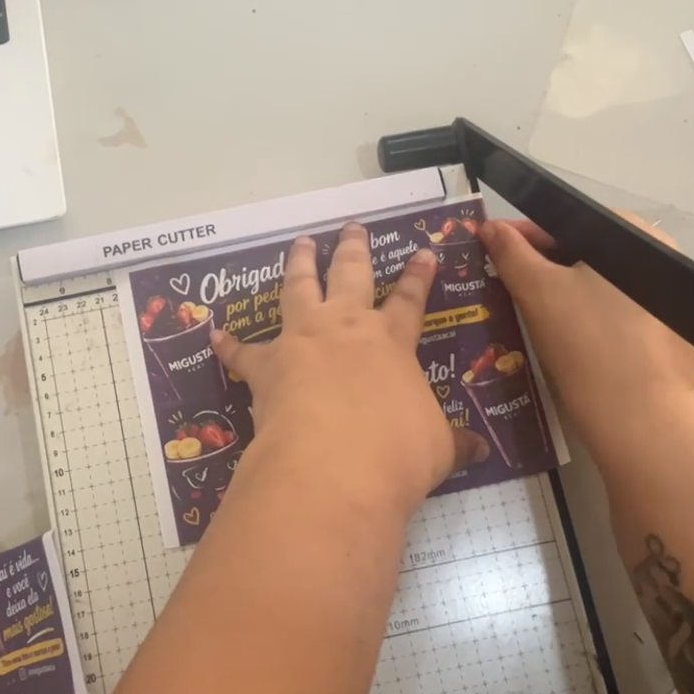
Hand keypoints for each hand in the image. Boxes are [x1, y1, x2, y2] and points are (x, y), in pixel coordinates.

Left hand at [212, 224, 488, 517]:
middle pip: (350, 275)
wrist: (333, 467)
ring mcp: (301, 341)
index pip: (410, 300)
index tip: (423, 252)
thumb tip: (478, 449)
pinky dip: (228, 343)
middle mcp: (345, 328)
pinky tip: (214, 334)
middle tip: (350, 226)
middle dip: (353, 248)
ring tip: (299, 243)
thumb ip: (452, 442)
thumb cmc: (394, 454)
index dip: (418, 276)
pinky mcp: (265, 367)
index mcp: (391, 342)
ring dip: (299, 264)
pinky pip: (242, 351)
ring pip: (298, 289)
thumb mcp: (436, 448)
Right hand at [481, 217, 693, 452]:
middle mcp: (659, 255)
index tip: (486, 251)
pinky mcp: (663, 329)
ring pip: (594, 283)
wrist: (641, 419)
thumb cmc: (587, 344)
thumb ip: (510, 253)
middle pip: (581, 252)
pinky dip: (582, 316)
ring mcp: (664, 294)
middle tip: (501, 285)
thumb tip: (489, 225)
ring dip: (557, 294)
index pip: (563, 222)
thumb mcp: (538, 291)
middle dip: (537, 268)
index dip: (518, 236)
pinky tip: (559, 336)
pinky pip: (611, 310)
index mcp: (634, 233)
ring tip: (522, 311)